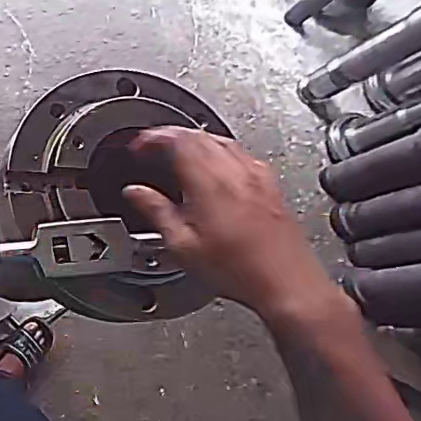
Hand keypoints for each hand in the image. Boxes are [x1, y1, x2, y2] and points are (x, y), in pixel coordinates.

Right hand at [121, 127, 356, 334]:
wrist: (286, 285)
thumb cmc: (239, 271)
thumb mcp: (182, 245)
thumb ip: (156, 211)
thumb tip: (134, 192)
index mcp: (210, 183)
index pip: (178, 141)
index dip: (154, 137)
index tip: (139, 145)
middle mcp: (236, 173)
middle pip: (200, 136)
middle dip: (171, 135)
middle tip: (152, 146)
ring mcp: (257, 178)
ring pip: (222, 141)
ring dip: (196, 140)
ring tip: (178, 151)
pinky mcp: (271, 187)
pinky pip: (242, 154)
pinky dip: (220, 150)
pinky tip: (216, 166)